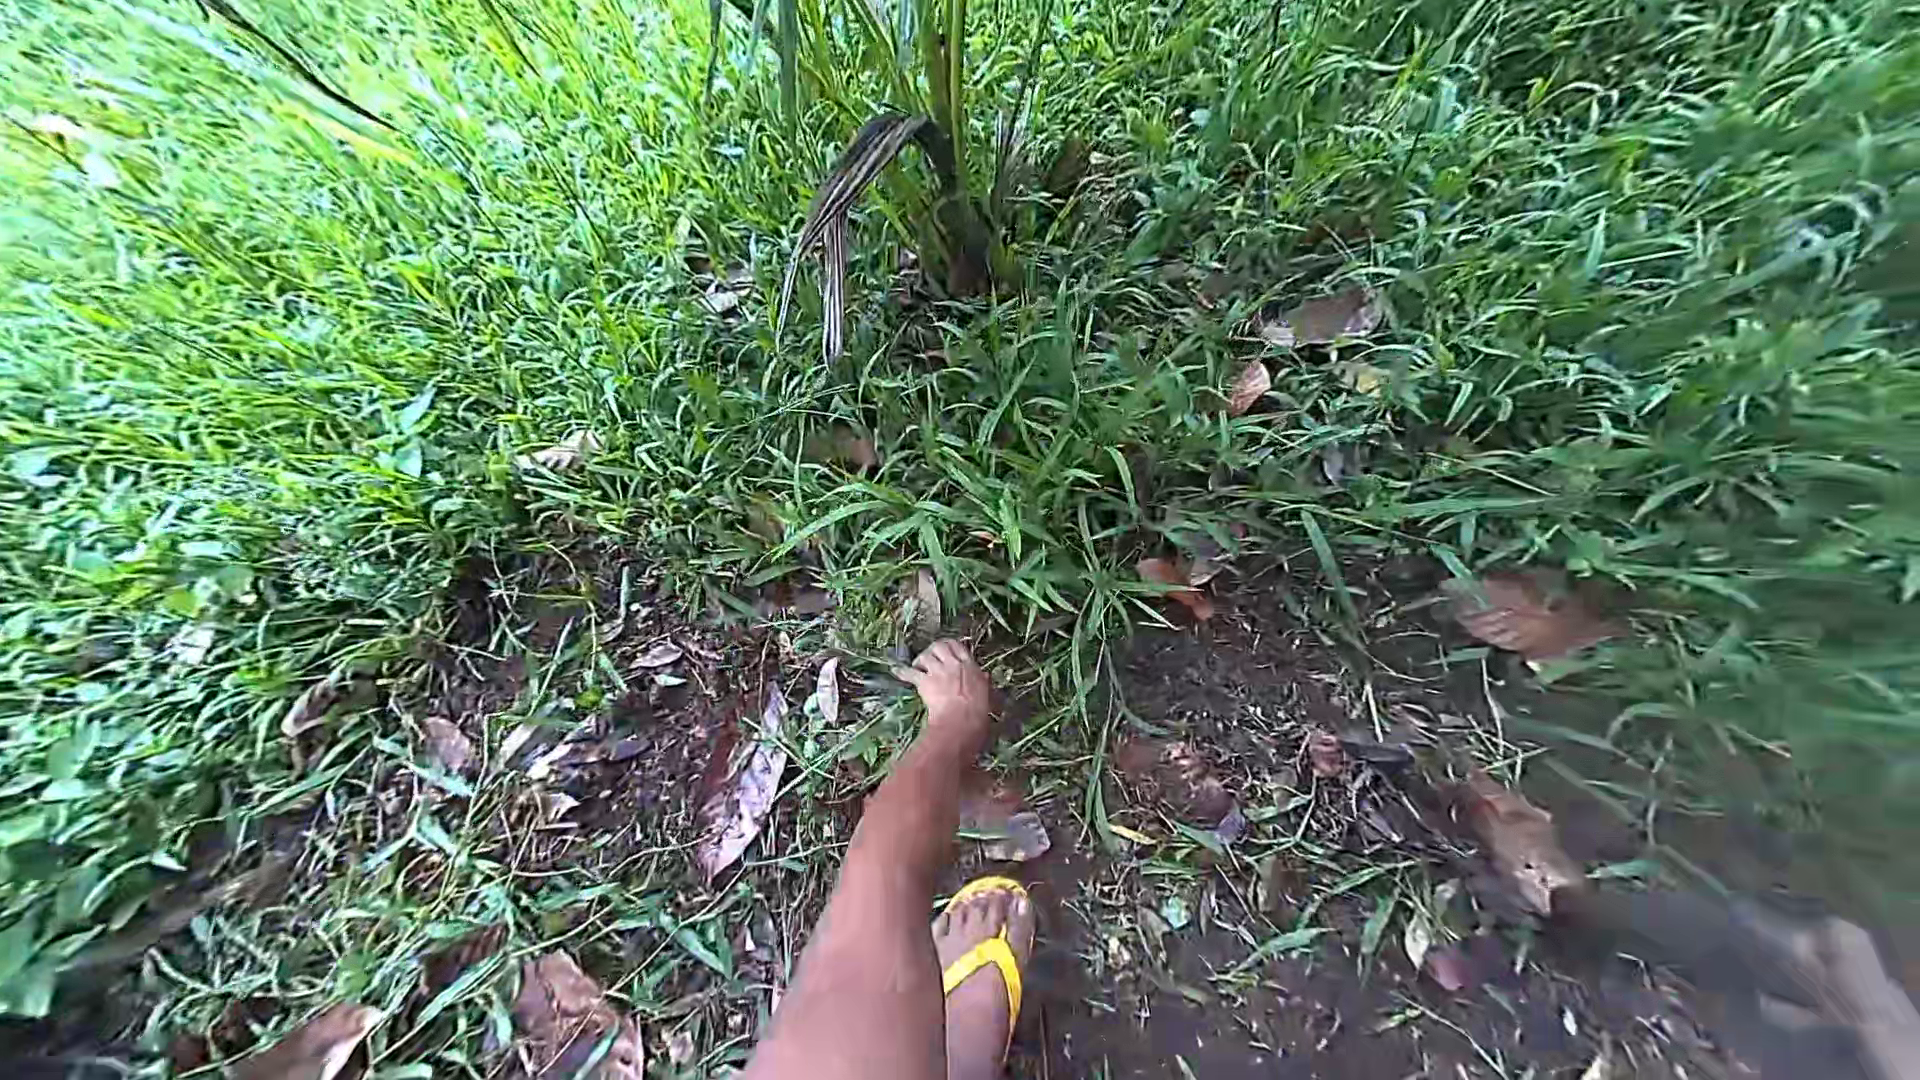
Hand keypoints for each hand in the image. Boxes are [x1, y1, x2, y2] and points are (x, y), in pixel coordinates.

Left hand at [894, 639, 990, 730]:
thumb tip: (984, 677)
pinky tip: (896, 671)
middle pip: (940, 645)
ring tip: (918, 666)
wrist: (962, 723)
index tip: (946, 649)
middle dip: (933, 649)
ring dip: (921, 659)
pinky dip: (902, 672)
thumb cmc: (977, 714)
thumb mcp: (986, 695)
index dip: (950, 646)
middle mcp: (954, 665)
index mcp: (970, 667)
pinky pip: (910, 673)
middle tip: (930, 656)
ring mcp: (938, 672)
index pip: (958, 647)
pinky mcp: (925, 682)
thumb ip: (982, 683)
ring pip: (926, 655)